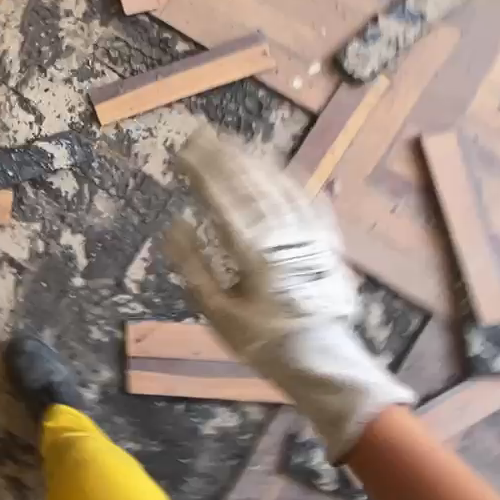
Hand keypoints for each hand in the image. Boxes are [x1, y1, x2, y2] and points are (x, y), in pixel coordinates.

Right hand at [165, 129, 413, 457]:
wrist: (325, 364)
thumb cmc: (262, 341)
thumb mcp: (216, 313)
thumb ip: (193, 266)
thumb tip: (174, 224)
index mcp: (251, 253)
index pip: (220, 198)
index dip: (199, 172)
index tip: (180, 152)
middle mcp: (281, 236)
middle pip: (248, 183)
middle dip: (222, 156)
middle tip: (198, 134)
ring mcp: (307, 236)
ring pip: (277, 185)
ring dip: (251, 159)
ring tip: (228, 141)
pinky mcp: (325, 241)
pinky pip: (304, 198)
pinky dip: (284, 177)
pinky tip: (272, 166)